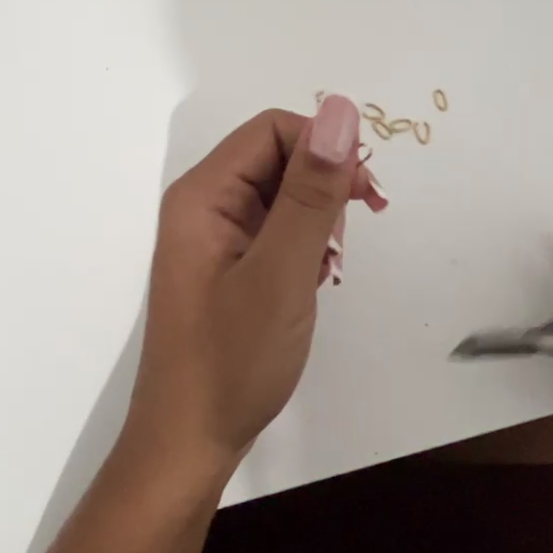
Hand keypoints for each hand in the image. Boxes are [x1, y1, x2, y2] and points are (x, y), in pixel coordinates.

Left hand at [124, 96, 385, 469]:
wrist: (190, 441)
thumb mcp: (282, 271)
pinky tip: (313, 281)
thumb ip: (312, 192)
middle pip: (277, 160)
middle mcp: (204, 207)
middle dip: (323, 188)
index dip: (323, 149)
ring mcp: (214, 239)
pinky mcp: (228, 268)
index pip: (272, 130)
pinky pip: (275, 232)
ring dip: (317, 222)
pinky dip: (304, 248)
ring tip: (325, 269)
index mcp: (203, 195)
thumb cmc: (233, 359)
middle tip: (344, 243)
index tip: (362, 193)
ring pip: (282, 197)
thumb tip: (342, 111)